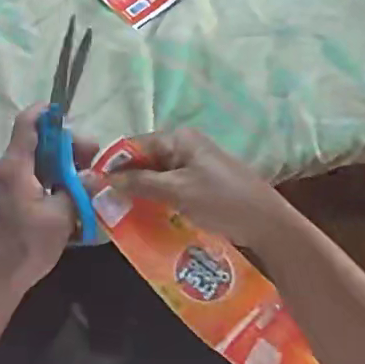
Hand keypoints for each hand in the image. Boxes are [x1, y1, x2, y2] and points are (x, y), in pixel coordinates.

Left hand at [0, 105, 91, 294]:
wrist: (0, 274)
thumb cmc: (29, 244)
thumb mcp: (61, 216)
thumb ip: (78, 189)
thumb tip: (95, 173)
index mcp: (14, 166)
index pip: (27, 124)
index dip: (46, 113)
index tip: (67, 113)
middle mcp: (6, 166)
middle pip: (36, 140)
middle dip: (65, 143)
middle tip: (91, 156)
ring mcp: (5, 179)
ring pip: (35, 155)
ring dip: (60, 159)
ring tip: (86, 172)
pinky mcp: (9, 191)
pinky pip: (31, 170)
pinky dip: (50, 172)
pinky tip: (71, 185)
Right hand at [91, 128, 293, 248]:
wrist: (269, 225)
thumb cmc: (222, 200)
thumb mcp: (177, 191)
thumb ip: (140, 184)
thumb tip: (103, 179)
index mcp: (179, 138)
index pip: (135, 145)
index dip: (114, 164)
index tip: (95, 184)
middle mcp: (185, 146)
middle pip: (145, 160)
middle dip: (126, 180)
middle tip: (107, 202)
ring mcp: (194, 165)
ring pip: (156, 175)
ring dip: (141, 192)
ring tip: (122, 211)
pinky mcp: (201, 184)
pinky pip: (170, 187)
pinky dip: (157, 199)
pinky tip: (146, 215)